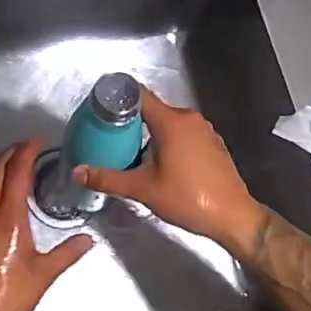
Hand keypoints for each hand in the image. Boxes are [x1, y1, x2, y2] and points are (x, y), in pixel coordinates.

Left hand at [0, 138, 94, 310]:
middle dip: (12, 151)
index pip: (17, 171)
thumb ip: (68, 252)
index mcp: (8, 215)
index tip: (39, 140)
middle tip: (29, 145)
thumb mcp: (44, 273)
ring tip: (12, 158)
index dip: (27, 151)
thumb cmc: (10, 294)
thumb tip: (89, 239)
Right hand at [74, 86, 265, 251]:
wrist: (233, 215)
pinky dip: (168, 140)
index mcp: (171, 121)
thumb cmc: (188, 198)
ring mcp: (204, 129)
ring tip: (131, 150)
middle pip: (153, 109)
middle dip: (131, 120)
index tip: (101, 106)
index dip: (119, 96)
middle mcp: (189, 118)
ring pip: (168, 122)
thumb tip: (78, 173)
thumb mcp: (143, 189)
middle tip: (110, 135)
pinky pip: (184, 132)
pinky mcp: (212, 142)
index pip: (139, 94)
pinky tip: (160, 160)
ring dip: (150, 132)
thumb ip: (108, 178)